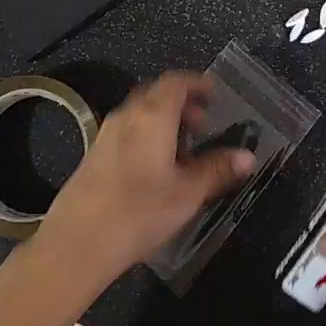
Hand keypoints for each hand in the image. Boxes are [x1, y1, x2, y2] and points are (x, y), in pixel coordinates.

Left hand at [33, 71, 256, 281]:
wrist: (77, 242)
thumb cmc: (139, 213)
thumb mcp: (187, 194)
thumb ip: (217, 171)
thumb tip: (247, 156)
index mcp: (152, 116)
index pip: (176, 82)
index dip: (196, 83)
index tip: (213, 93)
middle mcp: (127, 115)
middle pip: (156, 93)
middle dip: (181, 103)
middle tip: (202, 124)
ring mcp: (106, 133)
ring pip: (140, 112)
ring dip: (162, 119)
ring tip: (181, 149)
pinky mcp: (94, 153)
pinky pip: (127, 129)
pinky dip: (145, 133)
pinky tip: (153, 167)